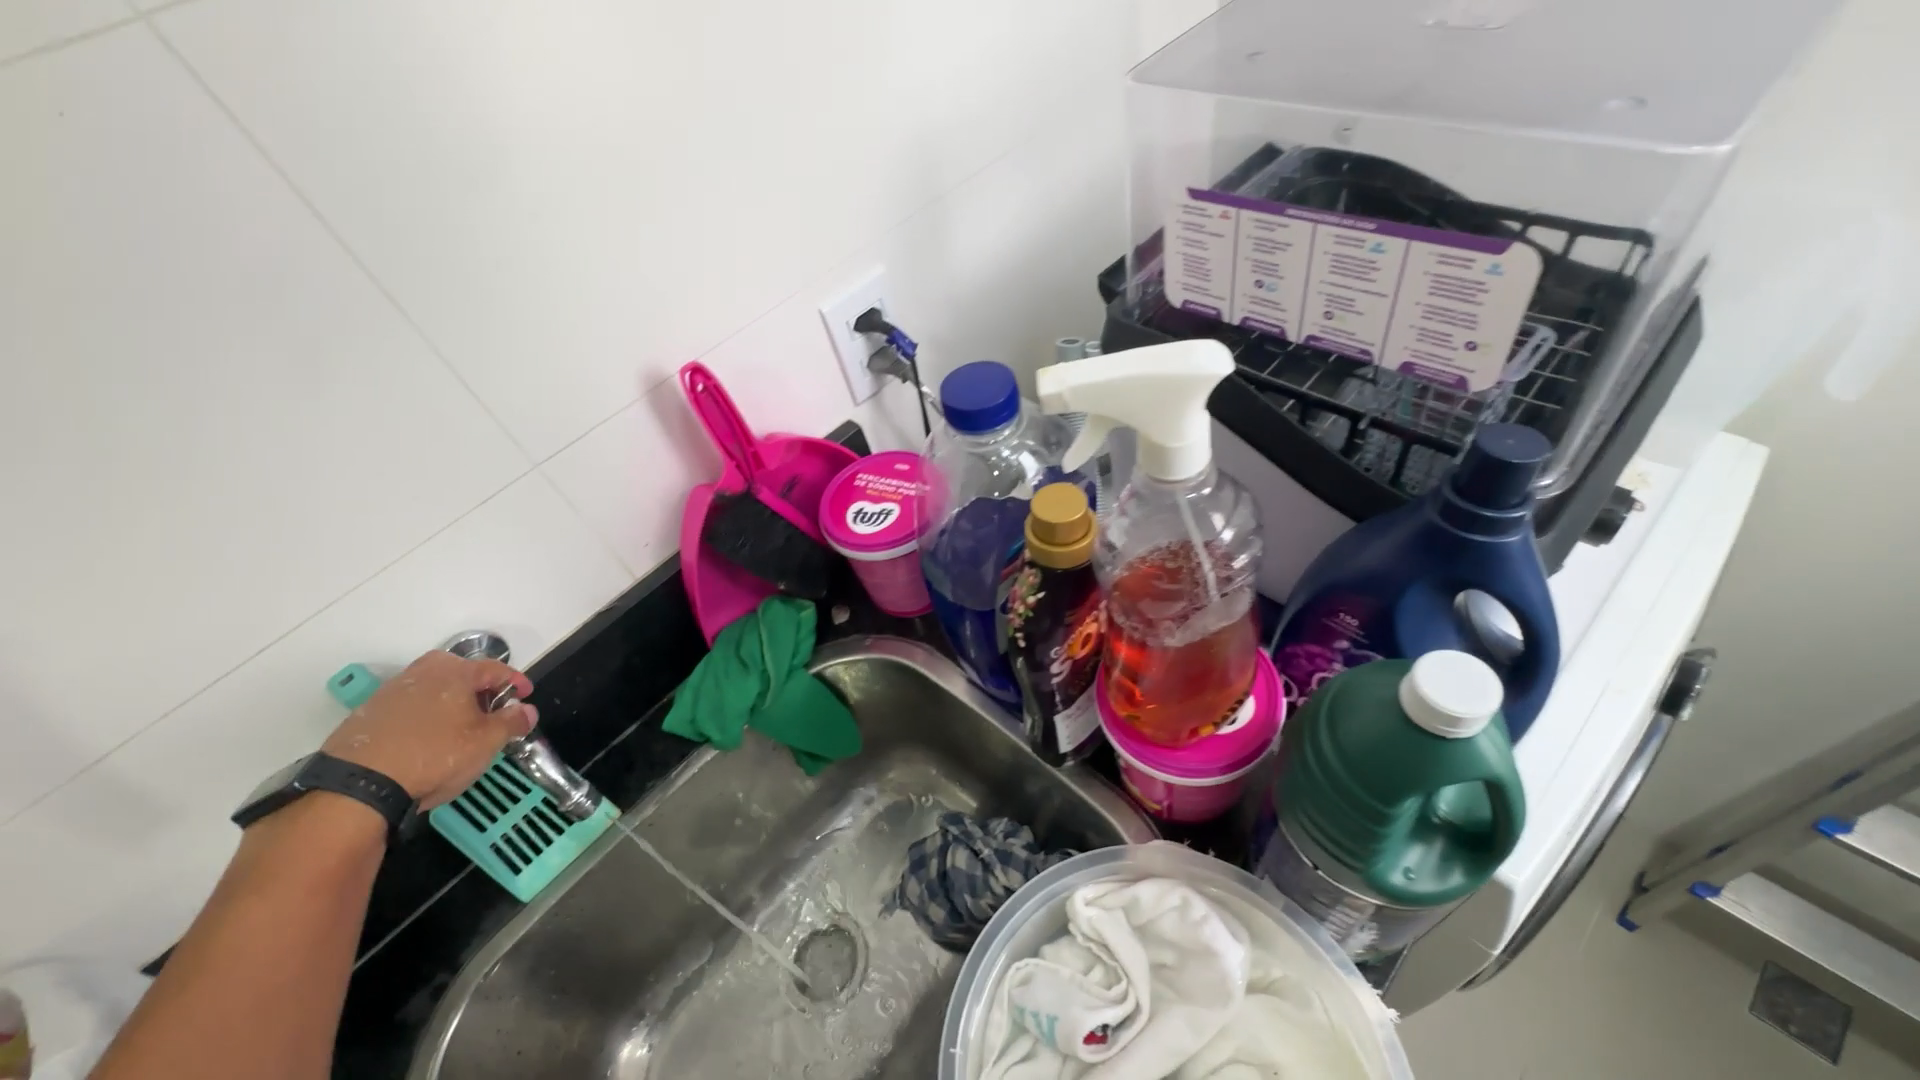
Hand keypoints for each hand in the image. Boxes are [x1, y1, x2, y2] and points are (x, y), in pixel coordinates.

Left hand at [321, 651, 537, 809]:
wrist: (359, 784)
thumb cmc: (435, 756)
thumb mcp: (485, 743)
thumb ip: (511, 723)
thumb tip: (528, 710)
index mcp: (455, 673)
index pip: (495, 668)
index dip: (515, 681)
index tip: (526, 695)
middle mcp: (423, 672)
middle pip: (459, 671)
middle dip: (478, 687)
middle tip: (489, 710)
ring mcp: (392, 691)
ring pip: (431, 687)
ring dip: (449, 700)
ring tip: (457, 727)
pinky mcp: (368, 713)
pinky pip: (408, 705)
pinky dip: (423, 715)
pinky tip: (424, 739)